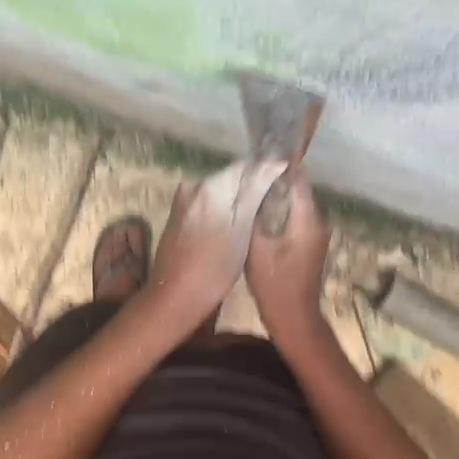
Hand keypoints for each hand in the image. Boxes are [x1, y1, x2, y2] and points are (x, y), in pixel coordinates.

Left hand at [146, 158, 286, 324]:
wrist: (175, 298)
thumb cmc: (214, 267)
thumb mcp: (242, 228)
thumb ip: (255, 191)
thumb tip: (275, 161)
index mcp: (209, 186)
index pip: (245, 166)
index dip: (266, 174)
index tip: (283, 188)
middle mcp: (192, 186)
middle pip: (231, 178)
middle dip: (252, 189)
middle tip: (275, 206)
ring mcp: (183, 202)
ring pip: (221, 193)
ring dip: (239, 202)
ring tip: (259, 219)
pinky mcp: (179, 217)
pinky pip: (209, 205)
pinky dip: (224, 212)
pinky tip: (235, 229)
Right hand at [244, 171, 330, 337]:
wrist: (294, 318)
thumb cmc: (275, 284)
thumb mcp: (258, 248)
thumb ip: (256, 215)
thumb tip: (250, 190)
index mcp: (308, 220)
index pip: (298, 181)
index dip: (280, 167)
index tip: (260, 158)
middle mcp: (318, 223)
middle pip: (297, 192)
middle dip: (275, 183)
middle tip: (248, 177)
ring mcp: (317, 235)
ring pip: (296, 206)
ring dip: (276, 199)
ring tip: (250, 195)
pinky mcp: (311, 245)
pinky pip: (296, 220)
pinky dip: (280, 215)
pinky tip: (260, 217)